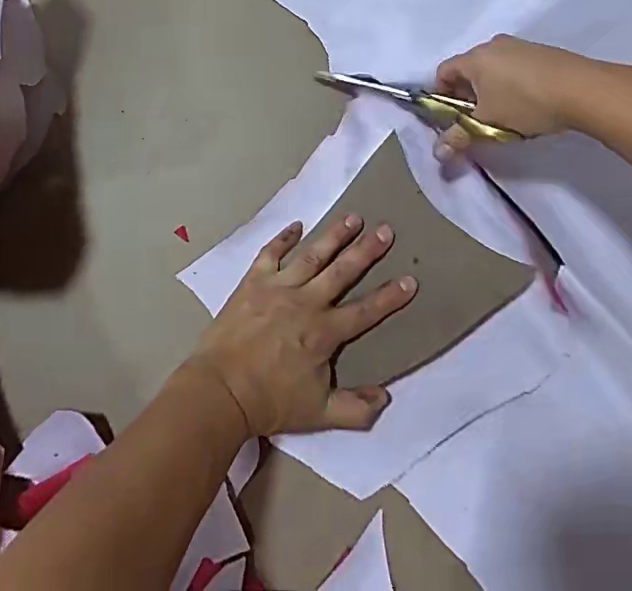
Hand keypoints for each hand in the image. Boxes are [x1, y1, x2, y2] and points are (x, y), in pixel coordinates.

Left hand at [186, 215, 417, 436]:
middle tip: (385, 230)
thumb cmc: (269, 401)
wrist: (221, 389)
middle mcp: (306, 302)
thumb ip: (356, 409)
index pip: (365, 311)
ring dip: (333, 235)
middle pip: (342, 271)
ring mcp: (278, 288)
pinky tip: (296, 226)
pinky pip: (270, 254)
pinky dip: (283, 238)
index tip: (410, 280)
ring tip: (352, 217)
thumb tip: (386, 396)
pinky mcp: (253, 282)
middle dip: (366, 250)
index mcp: (324, 332)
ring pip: (312, 256)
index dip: (390, 297)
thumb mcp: (319, 414)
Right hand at [433, 35, 621, 155]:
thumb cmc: (526, 103)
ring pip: (494, 66)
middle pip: (468, 68)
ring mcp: (520, 45)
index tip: (454, 115)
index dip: (442, 94)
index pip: (444, 71)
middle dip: (468, 93)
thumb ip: (460, 136)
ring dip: (492, 87)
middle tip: (479, 116)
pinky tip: (529, 101)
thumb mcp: (489, 124)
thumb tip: (438, 152)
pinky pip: (516, 65)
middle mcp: (493, 45)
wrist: (583, 90)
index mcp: (474, 58)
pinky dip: (513, 81)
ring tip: (506, 111)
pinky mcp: (542, 51)